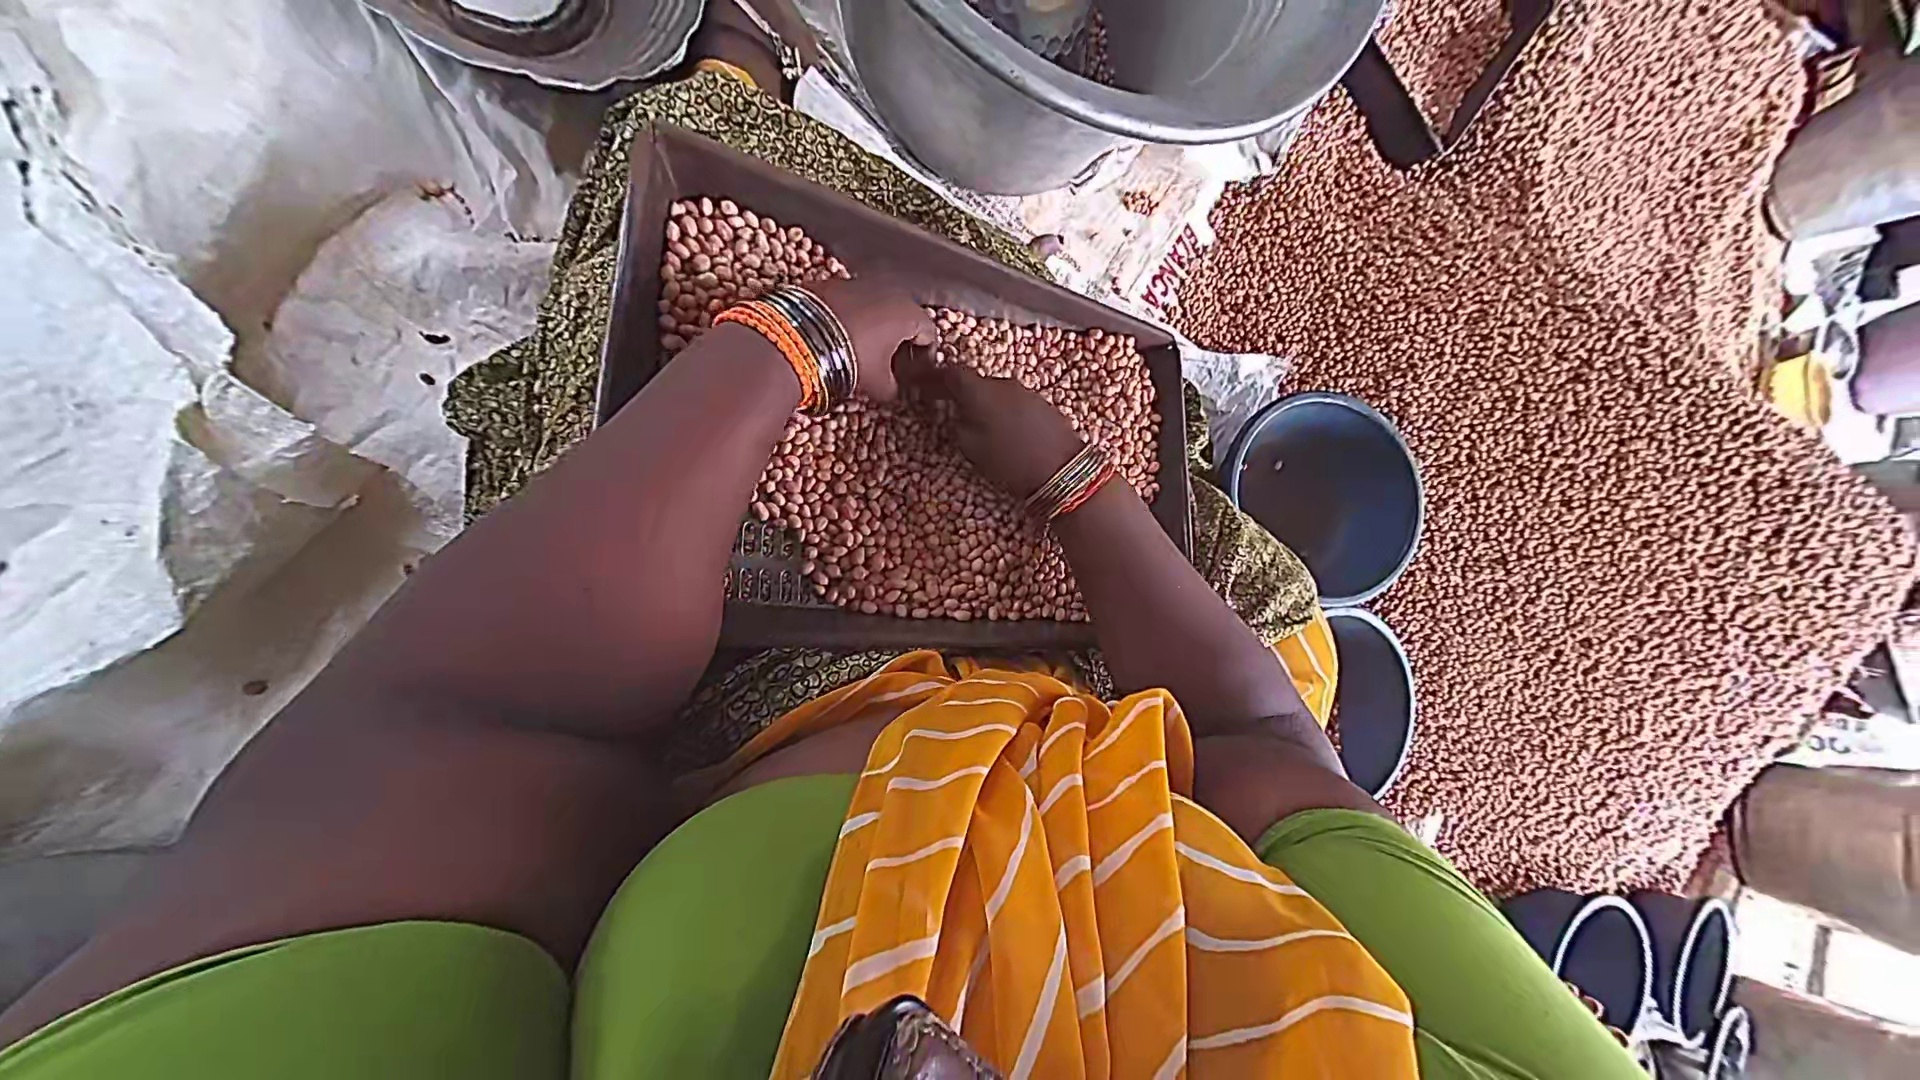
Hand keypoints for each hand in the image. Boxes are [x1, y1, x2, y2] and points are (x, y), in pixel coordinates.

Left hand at [805, 278, 935, 401]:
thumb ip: (894, 389)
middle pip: (905, 317)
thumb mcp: (878, 385)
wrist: (798, 339)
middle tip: (892, 365)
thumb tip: (894, 391)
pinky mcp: (831, 283)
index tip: (915, 372)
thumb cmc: (850, 360)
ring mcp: (858, 283)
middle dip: (901, 341)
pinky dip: (854, 319)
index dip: (926, 356)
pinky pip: (853, 303)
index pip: (930, 333)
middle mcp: (888, 290)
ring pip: (878, 307)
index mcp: (908, 312)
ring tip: (866, 353)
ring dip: (877, 329)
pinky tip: (843, 339)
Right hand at [898, 351, 1085, 499]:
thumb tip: (954, 415)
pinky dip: (1000, 409)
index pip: (950, 372)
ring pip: (994, 392)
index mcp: (980, 392)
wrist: (1062, 469)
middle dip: (956, 391)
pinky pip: (1012, 401)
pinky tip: (1001, 428)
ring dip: (980, 402)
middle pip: (973, 381)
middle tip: (942, 404)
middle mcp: (1002, 384)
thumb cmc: (1010, 462)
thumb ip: (958, 426)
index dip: (932, 376)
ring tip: (973, 421)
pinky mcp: (1042, 404)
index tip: (920, 383)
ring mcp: (1025, 392)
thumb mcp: (972, 449)